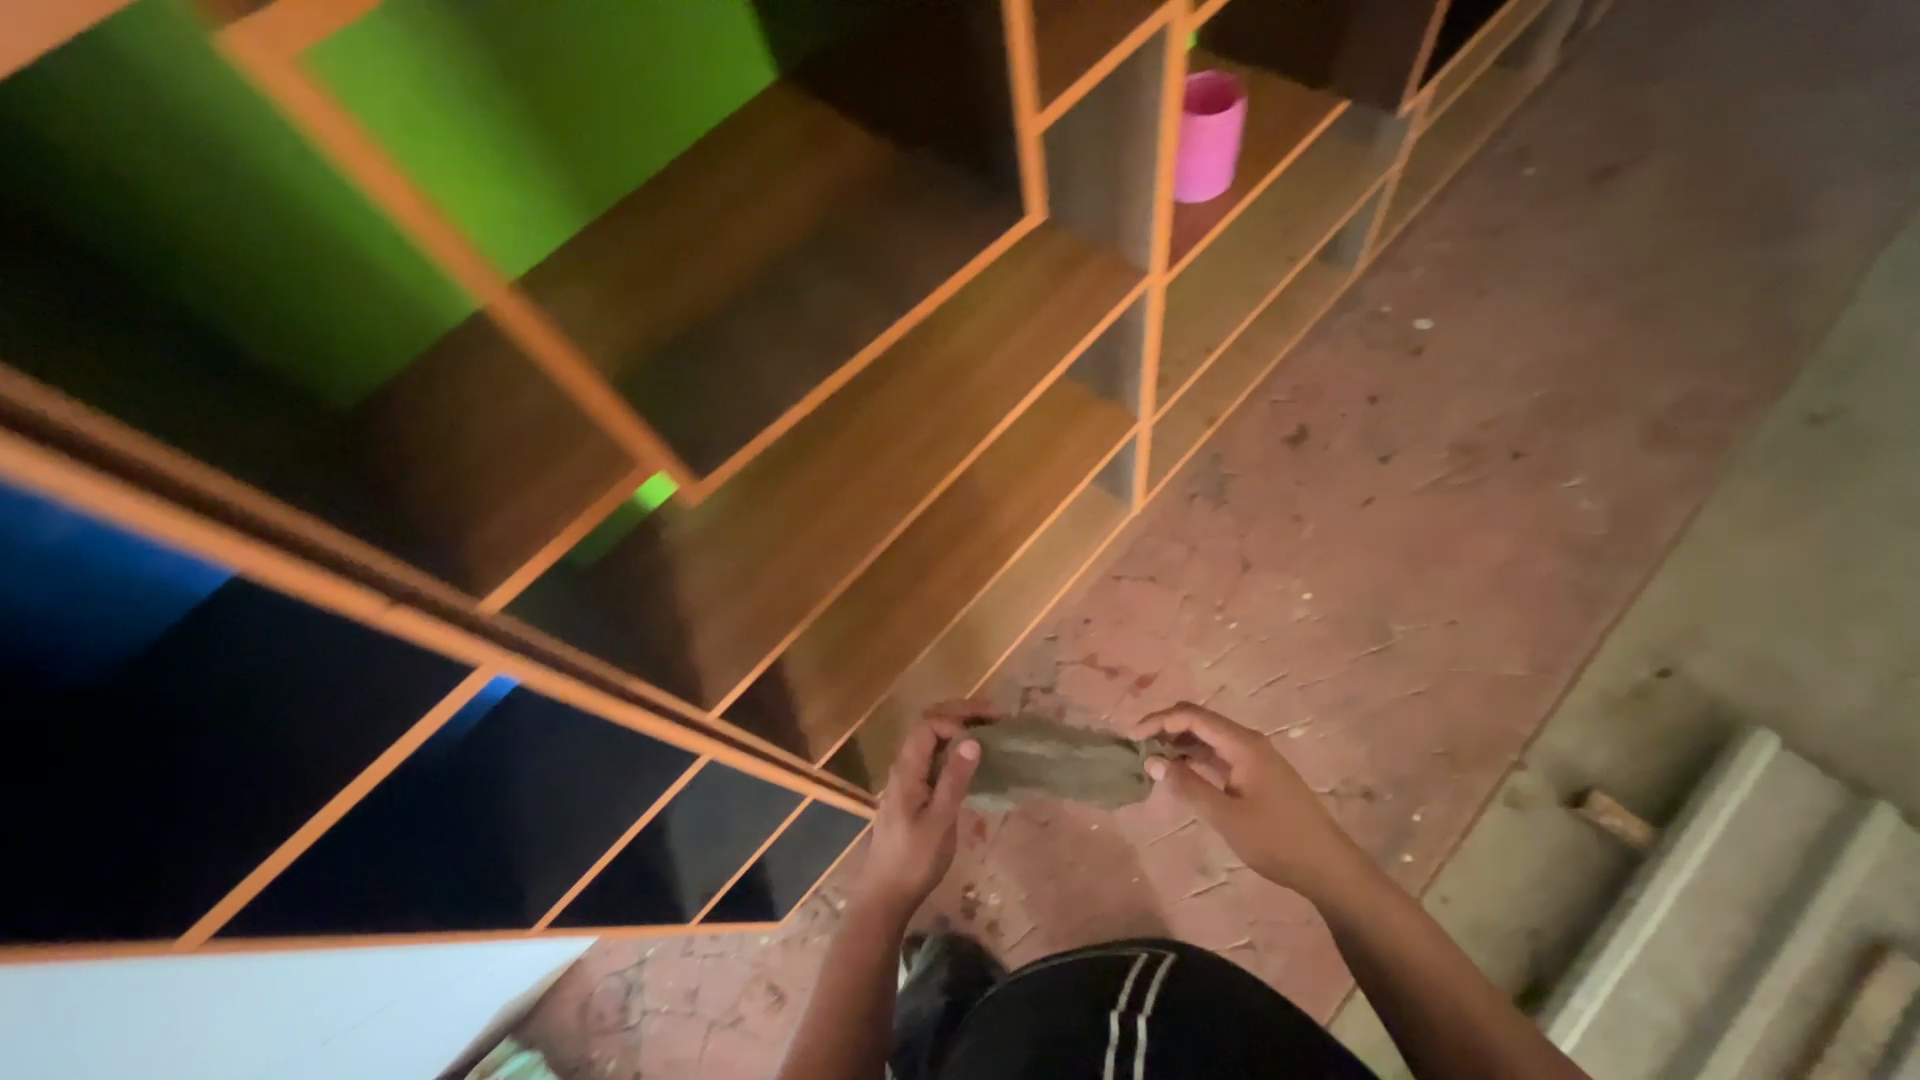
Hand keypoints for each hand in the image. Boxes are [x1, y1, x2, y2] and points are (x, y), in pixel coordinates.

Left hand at [853, 706, 982, 916]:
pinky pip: (934, 760)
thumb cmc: (915, 860)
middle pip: (929, 726)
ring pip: (932, 742)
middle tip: (997, 716)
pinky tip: (975, 761)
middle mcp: (904, 769)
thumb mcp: (940, 820)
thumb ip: (954, 779)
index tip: (983, 736)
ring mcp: (907, 781)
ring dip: (960, 730)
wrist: (886, 895)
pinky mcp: (913, 795)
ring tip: (991, 731)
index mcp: (906, 770)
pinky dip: (955, 751)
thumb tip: (972, 740)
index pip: (928, 725)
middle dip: (962, 715)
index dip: (956, 721)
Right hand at [1128, 703, 1364, 900]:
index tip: (1132, 738)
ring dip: (1179, 744)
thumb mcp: (1225, 816)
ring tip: (1151, 760)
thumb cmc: (1277, 840)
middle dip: (1166, 728)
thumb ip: (1188, 786)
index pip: (1193, 716)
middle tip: (1137, 747)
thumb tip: (1152, 761)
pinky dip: (1195, 760)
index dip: (1159, 721)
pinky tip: (1179, 774)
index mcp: (1243, 744)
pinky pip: (1219, 757)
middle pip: (1200, 722)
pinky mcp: (1257, 776)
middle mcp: (1249, 743)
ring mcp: (1254, 759)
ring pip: (1209, 740)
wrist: (1328, 867)